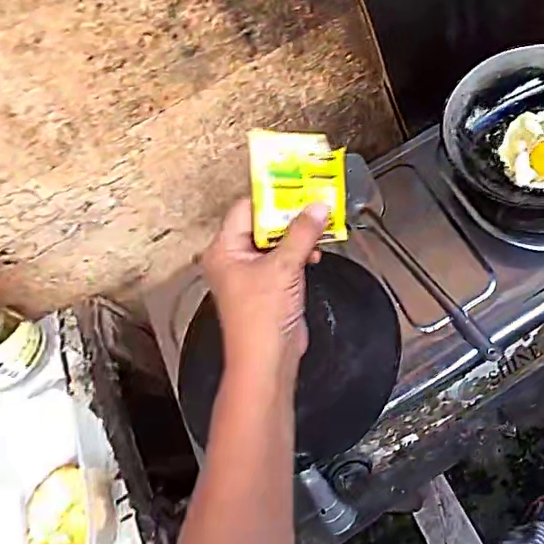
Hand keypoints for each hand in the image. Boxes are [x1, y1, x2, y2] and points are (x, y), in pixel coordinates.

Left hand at [200, 199, 326, 374]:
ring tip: (320, 225)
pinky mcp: (270, 286)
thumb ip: (302, 233)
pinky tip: (315, 251)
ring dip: (299, 235)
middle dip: (290, 216)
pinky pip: (286, 259)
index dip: (272, 196)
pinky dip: (301, 253)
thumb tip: (316, 208)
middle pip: (264, 223)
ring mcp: (252, 274)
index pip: (247, 208)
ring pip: (278, 241)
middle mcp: (235, 259)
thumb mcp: (283, 267)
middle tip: (313, 202)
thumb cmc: (258, 321)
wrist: (267, 358)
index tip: (295, 185)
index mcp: (224, 249)